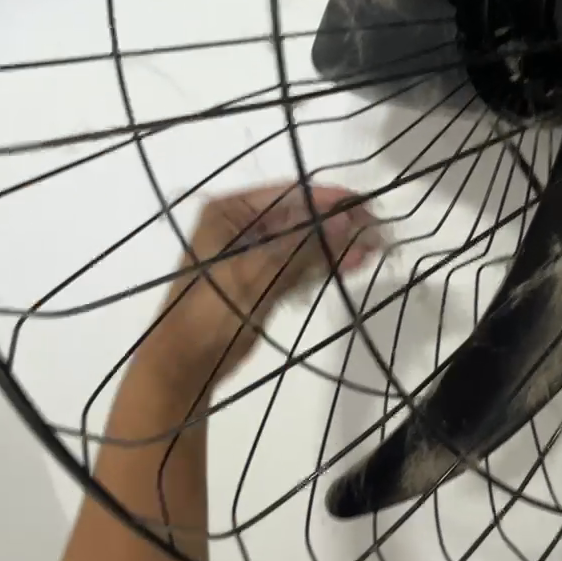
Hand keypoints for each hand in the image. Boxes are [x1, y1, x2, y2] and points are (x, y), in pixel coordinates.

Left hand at [142, 183, 379, 389]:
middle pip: (298, 218)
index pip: (287, 195)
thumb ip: (304, 245)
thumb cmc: (212, 312)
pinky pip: (297, 265)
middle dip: (335, 225)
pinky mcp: (261, 280)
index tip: (365, 205)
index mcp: (229, 211)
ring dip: (334, 246)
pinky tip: (352, 264)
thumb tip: (348, 219)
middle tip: (376, 230)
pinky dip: (321, 265)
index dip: (328, 200)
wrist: (185, 365)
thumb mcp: (258, 273)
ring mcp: (251, 253)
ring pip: (301, 243)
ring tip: (372, 249)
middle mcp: (240, 225)